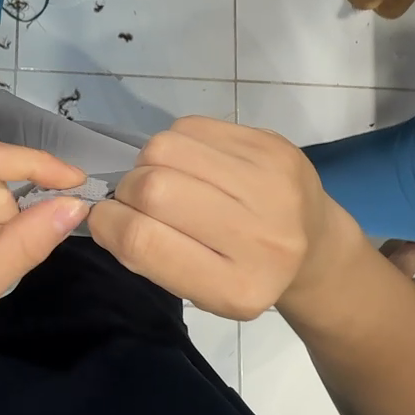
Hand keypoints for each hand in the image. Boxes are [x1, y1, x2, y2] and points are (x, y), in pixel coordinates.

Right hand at [89, 116, 345, 320]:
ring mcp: (273, 186)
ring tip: (169, 177)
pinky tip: (195, 162)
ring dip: (149, 161)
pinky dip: (176, 141)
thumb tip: (99, 208)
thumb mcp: (194, 288)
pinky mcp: (274, 146)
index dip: (107, 222)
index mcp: (236, 289)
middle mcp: (263, 239)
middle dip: (128, 188)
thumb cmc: (241, 271)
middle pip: (152, 188)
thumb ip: (144, 254)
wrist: (315, 249)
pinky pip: (191, 125)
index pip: (141, 240)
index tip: (107, 219)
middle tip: (139, 199)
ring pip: (165, 147)